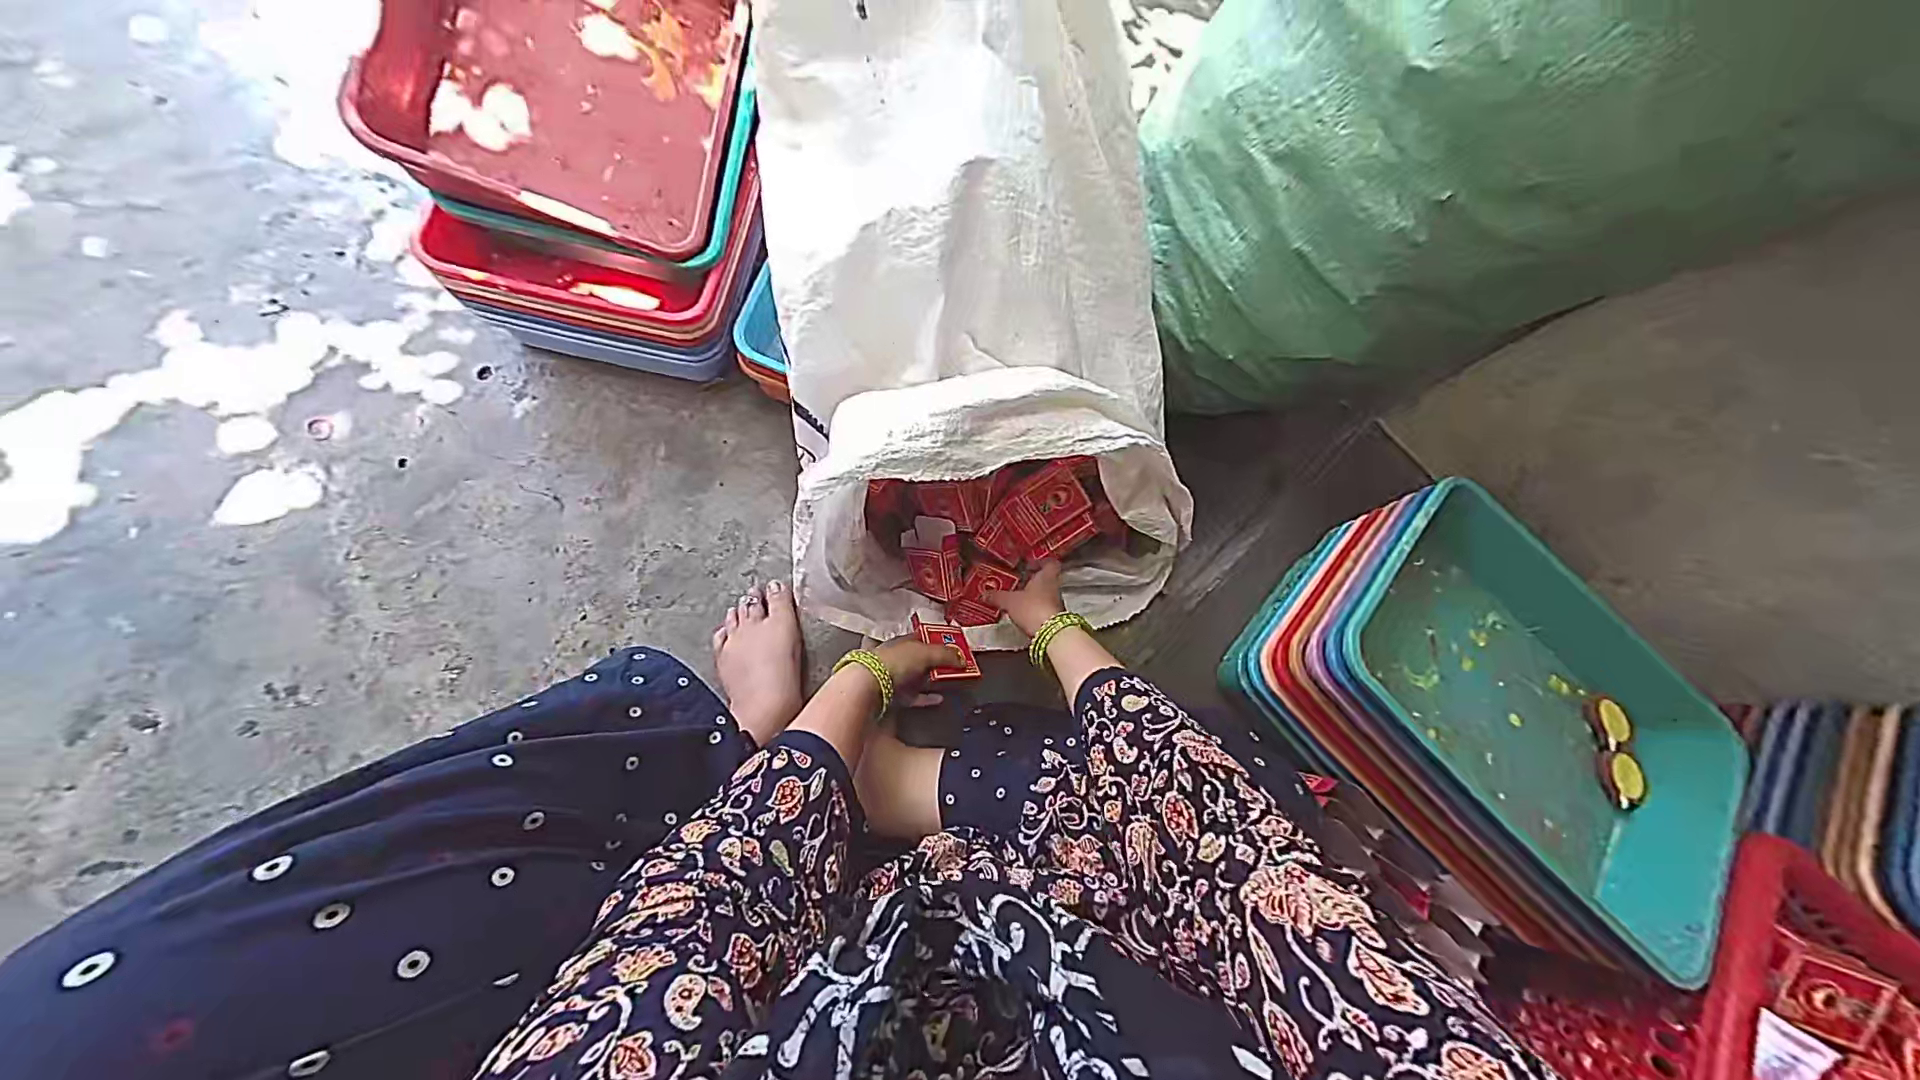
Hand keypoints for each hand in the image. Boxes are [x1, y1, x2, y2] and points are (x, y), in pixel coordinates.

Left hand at [870, 636, 963, 699]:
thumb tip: (961, 658)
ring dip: (931, 679)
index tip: (953, 646)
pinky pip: (913, 696)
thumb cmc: (892, 662)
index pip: (922, 637)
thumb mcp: (925, 653)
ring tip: (948, 681)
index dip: (938, 640)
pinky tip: (938, 698)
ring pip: (916, 677)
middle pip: (919, 658)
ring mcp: (892, 677)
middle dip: (935, 662)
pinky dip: (926, 697)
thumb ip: (945, 654)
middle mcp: (895, 657)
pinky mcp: (891, 697)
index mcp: (900, 641)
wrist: (868, 687)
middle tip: (954, 665)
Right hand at [986, 560, 1065, 637]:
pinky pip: (1043, 609)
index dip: (1039, 561)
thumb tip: (986, 594)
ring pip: (1044, 594)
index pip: (1049, 562)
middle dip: (1031, 580)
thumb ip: (997, 596)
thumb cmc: (1034, 609)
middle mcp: (1054, 588)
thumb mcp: (1010, 601)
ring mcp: (1056, 603)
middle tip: (1016, 581)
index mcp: (1046, 576)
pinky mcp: (1054, 618)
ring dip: (1032, 595)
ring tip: (1016, 598)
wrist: (1051, 634)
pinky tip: (1022, 613)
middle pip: (1045, 579)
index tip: (1028, 563)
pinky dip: (1033, 609)